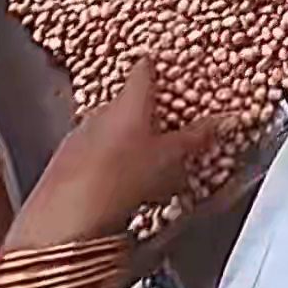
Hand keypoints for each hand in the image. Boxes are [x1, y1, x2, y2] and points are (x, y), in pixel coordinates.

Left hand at [3, 60, 227, 249]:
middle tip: (168, 130)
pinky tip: (118, 185)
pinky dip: (107, 160)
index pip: (146, 69)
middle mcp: (102, 110)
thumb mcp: (170, 157)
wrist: (61, 220)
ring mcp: (79, 134)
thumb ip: (196, 137)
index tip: (169, 70)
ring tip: (146, 164)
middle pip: (128, 101)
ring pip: (109, 128)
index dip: (158, 67)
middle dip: (147, 112)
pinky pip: (92, 152)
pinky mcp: (62, 162)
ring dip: (126, 139)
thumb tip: (226, 119)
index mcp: (131, 100)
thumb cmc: (123, 177)